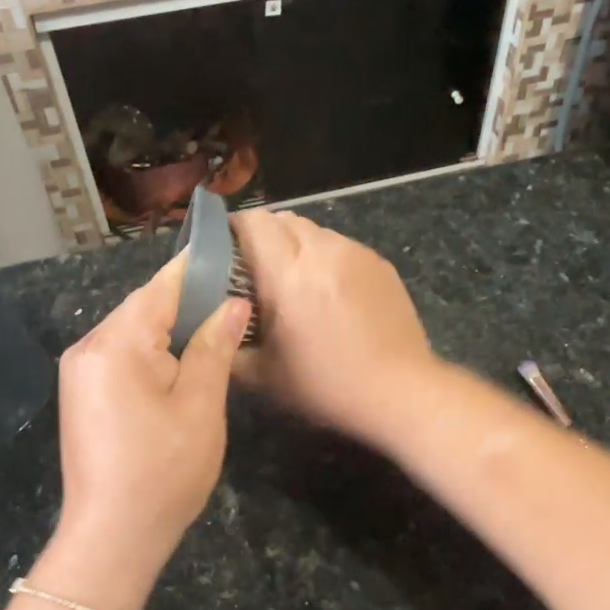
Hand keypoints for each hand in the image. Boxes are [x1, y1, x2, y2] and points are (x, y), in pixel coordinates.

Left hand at [54, 253, 249, 574]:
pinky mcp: (81, 393)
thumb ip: (214, 347)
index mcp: (116, 344)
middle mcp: (88, 347)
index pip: (160, 288)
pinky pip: (121, 355)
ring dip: (171, 328)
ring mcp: (79, 371)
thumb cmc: (163, 471)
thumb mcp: (200, 406)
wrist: (111, 537)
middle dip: (187, 301)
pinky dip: (152, 351)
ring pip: (133, 331)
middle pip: (143, 307)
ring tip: (216, 329)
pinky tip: (181, 362)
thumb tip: (234, 303)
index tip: (229, 254)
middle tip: (235, 299)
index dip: (196, 269)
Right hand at [231, 210, 435, 436]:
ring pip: (314, 230)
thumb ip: (226, 345)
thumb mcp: (262, 375)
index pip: (254, 223)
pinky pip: (340, 245)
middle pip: (283, 219)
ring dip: (296, 245)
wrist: (400, 390)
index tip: (224, 251)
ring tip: (295, 281)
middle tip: (255, 269)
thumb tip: (210, 323)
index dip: (233, 229)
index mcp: (289, 275)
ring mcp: (355, 253)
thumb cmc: (325, 385)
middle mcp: (322, 252)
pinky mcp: (379, 262)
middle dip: (263, 236)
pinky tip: (329, 292)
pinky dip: (325, 257)